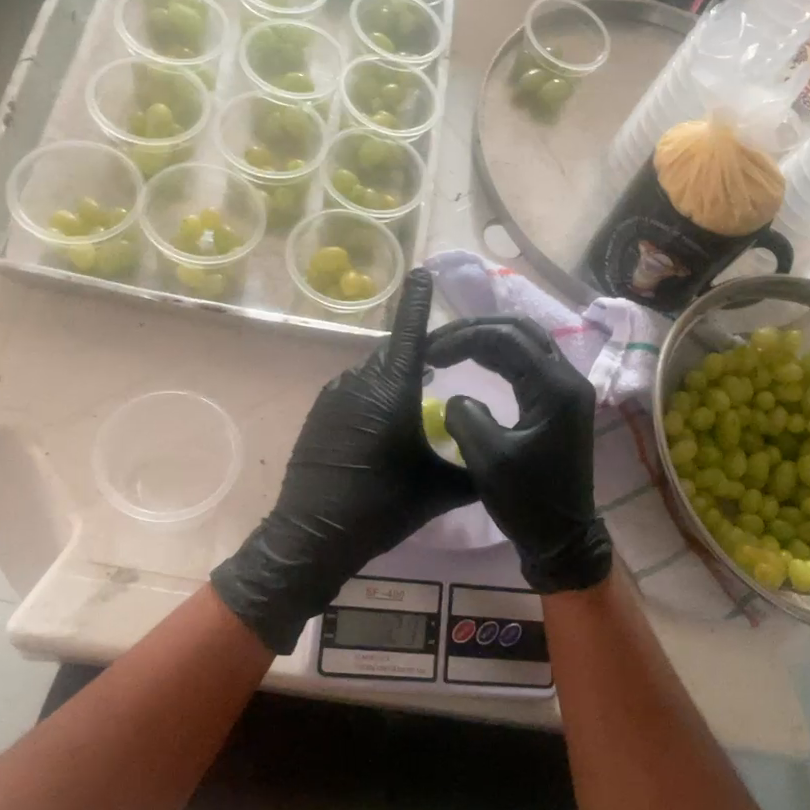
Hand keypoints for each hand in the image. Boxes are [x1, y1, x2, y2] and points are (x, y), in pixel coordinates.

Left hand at [211, 270, 474, 652]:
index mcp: (392, 392)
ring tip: (414, 403)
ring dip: (394, 380)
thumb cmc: (382, 509)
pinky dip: (372, 397)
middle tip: (443, 367)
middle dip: (420, 356)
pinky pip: (353, 392)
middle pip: (395, 354)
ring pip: (373, 374)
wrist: (312, 536)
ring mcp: (334, 397)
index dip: (418, 302)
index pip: (410, 334)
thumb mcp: (439, 491)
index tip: (422, 272)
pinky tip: (381, 427)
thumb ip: (474, 467)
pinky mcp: (319, 414)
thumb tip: (497, 454)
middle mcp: (360, 383)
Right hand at [427, 316, 611, 592]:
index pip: (507, 339)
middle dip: (475, 330)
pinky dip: (500, 357)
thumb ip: (466, 416)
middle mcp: (568, 380)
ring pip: (527, 344)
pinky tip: (476, 363)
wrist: (562, 538)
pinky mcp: (561, 404)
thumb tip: (458, 398)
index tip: (430, 352)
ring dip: (488, 340)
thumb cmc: (527, 502)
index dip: (464, 338)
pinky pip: (530, 364)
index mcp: (556, 389)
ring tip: (450, 348)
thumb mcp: (488, 459)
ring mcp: (568, 391)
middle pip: (521, 331)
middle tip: (438, 343)